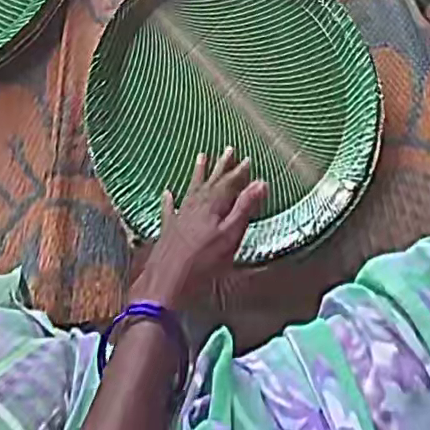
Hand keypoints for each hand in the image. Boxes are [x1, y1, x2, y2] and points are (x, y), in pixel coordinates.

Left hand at [130, 148, 267, 307]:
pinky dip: (170, 199)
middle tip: (228, 149)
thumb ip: (244, 208)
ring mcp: (180, 214)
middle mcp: (195, 203)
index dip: (239, 172)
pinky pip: (170, 207)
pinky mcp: (169, 227)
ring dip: (198, 172)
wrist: (167, 280)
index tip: (248, 159)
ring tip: (201, 156)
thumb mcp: (230, 235)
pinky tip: (167, 192)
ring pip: (192, 187)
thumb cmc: (204, 261)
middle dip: (221, 166)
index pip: (229, 183)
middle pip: (211, 180)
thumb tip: (261, 182)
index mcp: (213, 204)